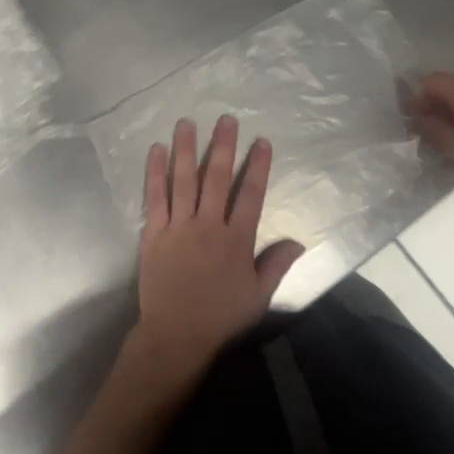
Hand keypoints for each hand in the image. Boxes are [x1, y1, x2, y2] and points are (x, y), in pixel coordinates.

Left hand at [132, 116, 304, 377]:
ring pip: (184, 179)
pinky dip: (155, 171)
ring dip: (186, 148)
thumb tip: (299, 241)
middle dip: (223, 145)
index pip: (250, 195)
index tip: (262, 141)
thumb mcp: (258, 295)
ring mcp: (179, 226)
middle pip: (217, 178)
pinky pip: (155, 196)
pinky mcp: (154, 232)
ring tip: (187, 122)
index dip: (257, 166)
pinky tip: (156, 149)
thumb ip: (276, 264)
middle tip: (226, 118)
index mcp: (237, 240)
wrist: (177, 334)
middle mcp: (209, 225)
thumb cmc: (221, 316)